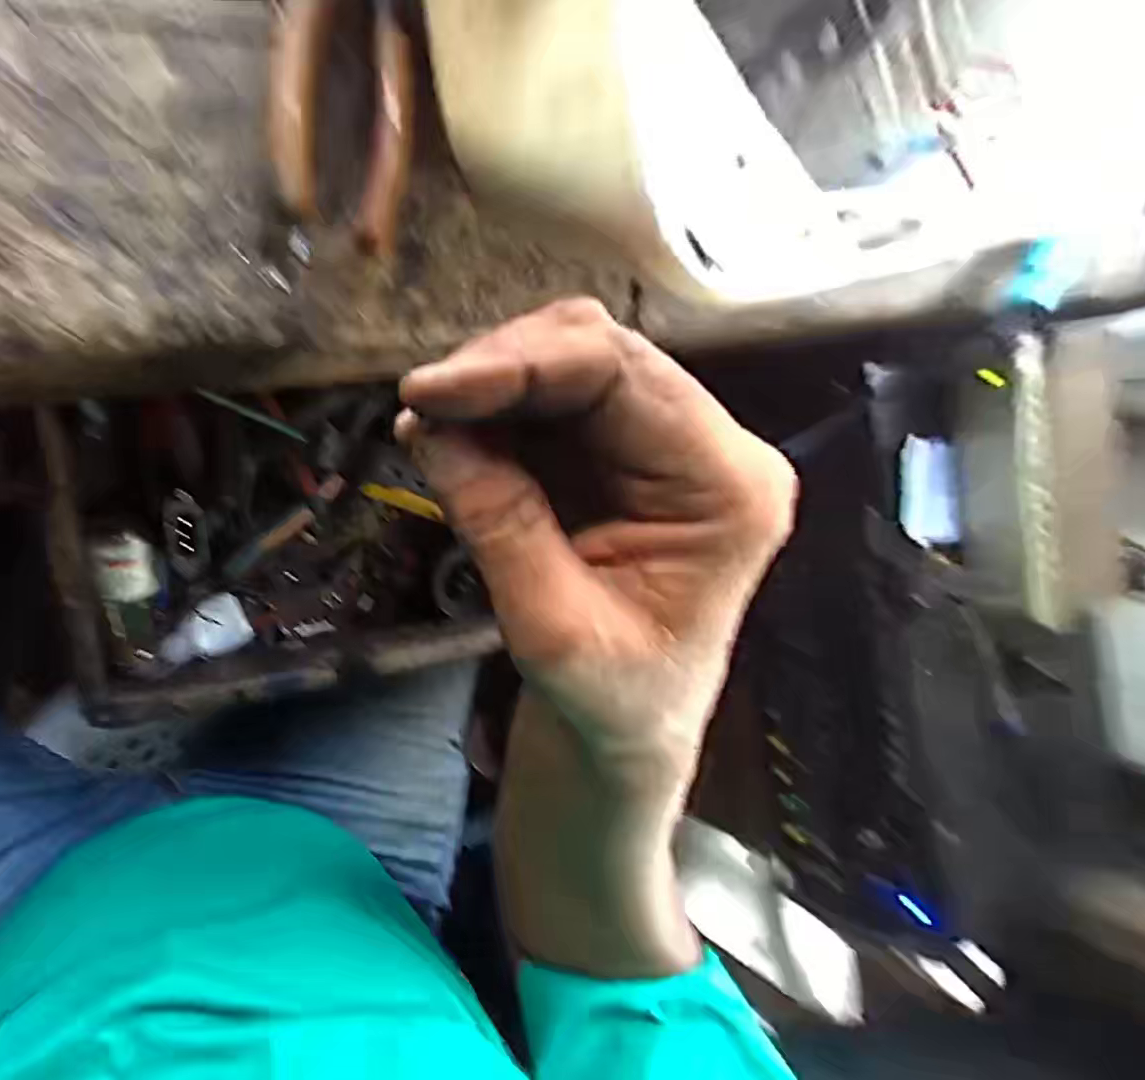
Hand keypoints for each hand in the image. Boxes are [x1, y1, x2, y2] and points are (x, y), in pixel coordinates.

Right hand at [398, 299, 794, 785]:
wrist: (624, 733)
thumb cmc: (612, 703)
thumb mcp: (550, 629)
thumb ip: (499, 524)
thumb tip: (431, 432)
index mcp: (723, 486)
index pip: (619, 375)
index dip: (515, 367)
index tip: (426, 392)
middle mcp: (704, 449)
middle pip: (595, 353)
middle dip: (497, 370)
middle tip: (421, 408)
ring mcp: (658, 450)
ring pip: (565, 368)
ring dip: (488, 390)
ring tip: (427, 427)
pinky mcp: (613, 461)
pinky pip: (545, 409)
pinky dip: (488, 416)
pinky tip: (447, 438)